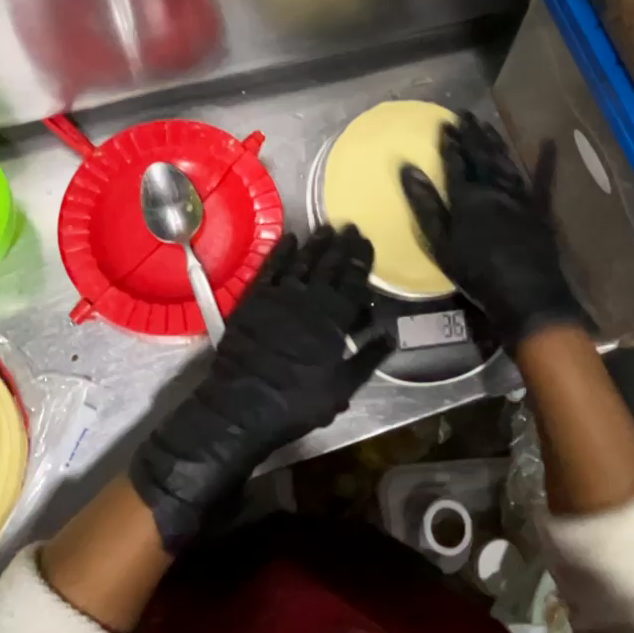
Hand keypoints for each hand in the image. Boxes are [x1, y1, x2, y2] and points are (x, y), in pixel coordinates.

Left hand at [130, 226, 389, 551]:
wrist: (242, 406)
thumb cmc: (297, 402)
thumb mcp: (342, 388)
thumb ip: (367, 358)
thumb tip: (391, 335)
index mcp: (334, 320)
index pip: (354, 281)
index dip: (361, 260)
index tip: (366, 241)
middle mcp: (309, 300)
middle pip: (329, 265)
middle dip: (341, 245)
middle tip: (349, 226)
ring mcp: (280, 296)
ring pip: (302, 261)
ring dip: (314, 243)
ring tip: (325, 227)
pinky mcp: (254, 298)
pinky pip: (270, 267)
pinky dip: (280, 251)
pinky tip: (289, 238)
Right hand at [400, 112, 587, 350]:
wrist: (527, 295)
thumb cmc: (477, 274)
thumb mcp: (441, 244)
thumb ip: (425, 205)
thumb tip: (407, 168)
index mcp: (468, 197)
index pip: (455, 162)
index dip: (449, 142)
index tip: (444, 122)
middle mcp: (494, 189)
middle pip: (481, 155)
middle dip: (471, 134)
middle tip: (464, 113)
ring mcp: (520, 197)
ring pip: (505, 161)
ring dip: (495, 141)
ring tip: (486, 124)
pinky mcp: (540, 209)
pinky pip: (543, 180)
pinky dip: (546, 162)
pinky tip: (550, 144)